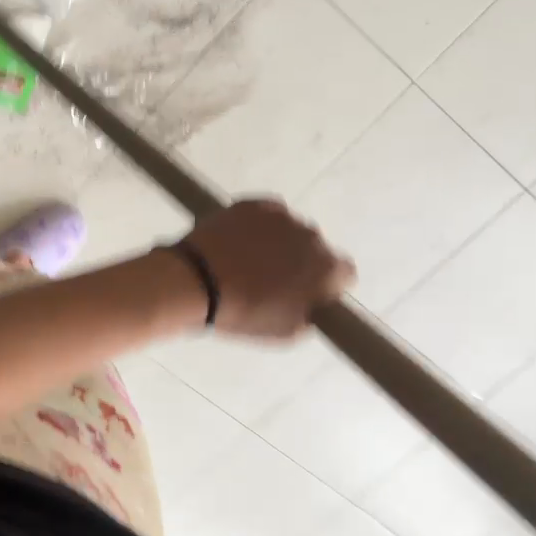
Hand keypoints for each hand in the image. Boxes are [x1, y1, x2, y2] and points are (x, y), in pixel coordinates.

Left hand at [173, 199, 354, 340]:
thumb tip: (310, 305)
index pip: (343, 274)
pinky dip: (257, 224)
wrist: (191, 282)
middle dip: (299, 261)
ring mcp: (281, 216)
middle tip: (268, 278)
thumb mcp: (286, 332)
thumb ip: (309, 316)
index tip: (304, 294)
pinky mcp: (252, 203)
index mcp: (328, 268)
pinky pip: (265, 213)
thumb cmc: (241, 313)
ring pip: (289, 229)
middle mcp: (312, 236)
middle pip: (314, 248)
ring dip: (277, 241)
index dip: (325, 285)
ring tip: (246, 259)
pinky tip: (238, 240)